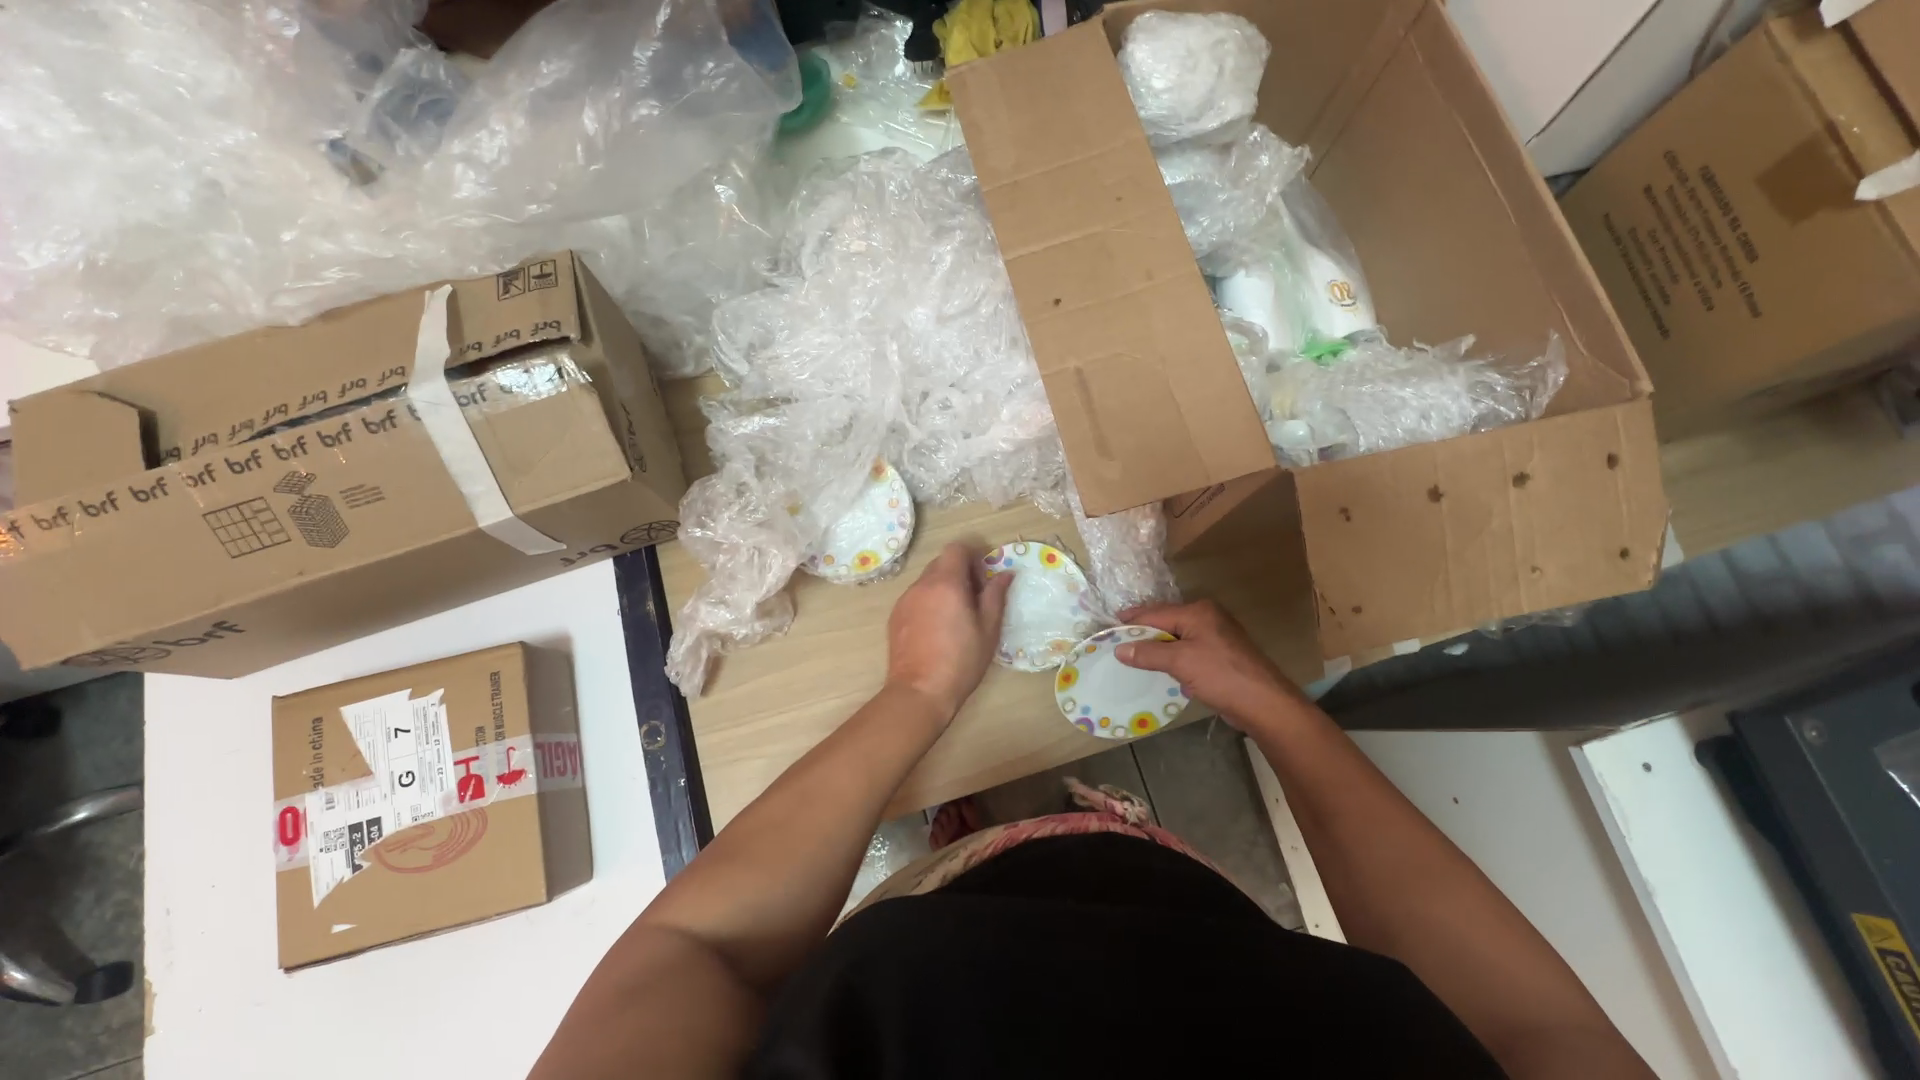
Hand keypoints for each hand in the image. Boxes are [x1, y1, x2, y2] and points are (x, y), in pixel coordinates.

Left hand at [885, 542, 1014, 721]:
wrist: (919, 691)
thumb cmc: (961, 661)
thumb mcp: (988, 629)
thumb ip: (996, 596)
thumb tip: (1006, 574)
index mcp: (946, 583)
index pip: (957, 549)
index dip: (973, 557)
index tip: (983, 580)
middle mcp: (921, 585)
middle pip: (941, 563)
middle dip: (960, 572)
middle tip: (974, 600)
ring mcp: (904, 600)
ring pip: (927, 581)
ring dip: (943, 588)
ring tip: (955, 618)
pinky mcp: (895, 617)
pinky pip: (915, 598)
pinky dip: (929, 602)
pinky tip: (936, 630)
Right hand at [1115, 600, 1306, 732]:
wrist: (1263, 703)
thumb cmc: (1221, 676)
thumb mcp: (1180, 662)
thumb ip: (1148, 653)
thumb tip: (1119, 648)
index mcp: (1198, 611)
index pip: (1155, 613)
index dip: (1130, 622)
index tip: (1107, 631)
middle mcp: (1207, 618)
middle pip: (1165, 622)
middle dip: (1142, 634)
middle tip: (1116, 645)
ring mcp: (1215, 637)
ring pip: (1176, 638)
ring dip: (1157, 648)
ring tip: (1132, 658)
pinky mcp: (1220, 656)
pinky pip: (1187, 651)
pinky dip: (1172, 658)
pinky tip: (1160, 669)